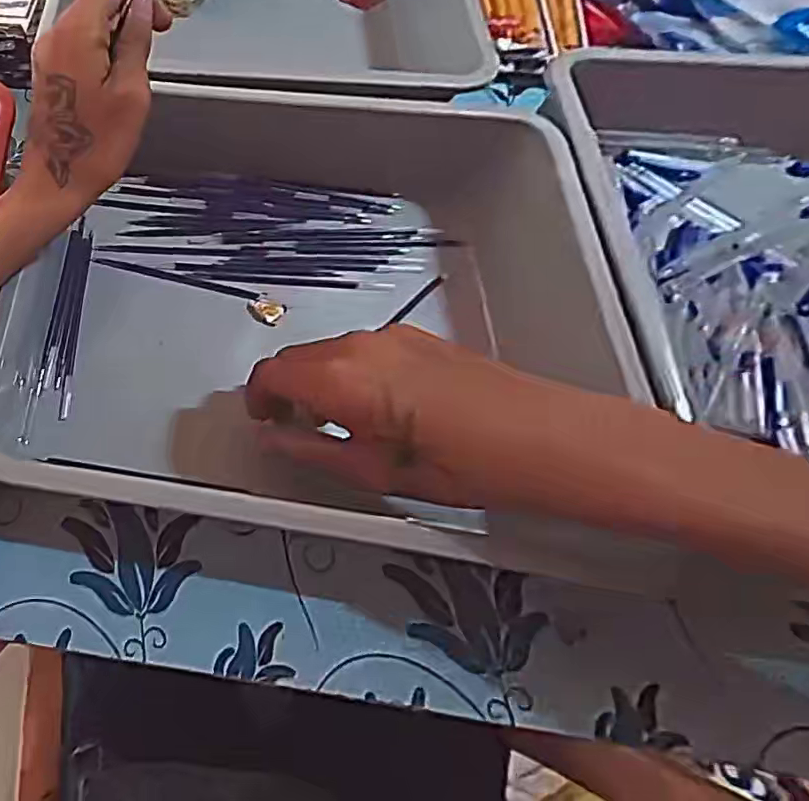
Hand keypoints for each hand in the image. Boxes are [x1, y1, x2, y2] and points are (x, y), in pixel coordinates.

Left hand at [16, 0, 171, 214]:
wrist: (58, 180)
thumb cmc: (94, 146)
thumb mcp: (132, 90)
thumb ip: (137, 38)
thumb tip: (144, 1)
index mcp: (76, 33)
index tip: (159, 21)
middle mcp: (54, 35)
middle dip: (130, 15)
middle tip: (150, 48)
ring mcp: (47, 52)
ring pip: (88, 20)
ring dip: (116, 35)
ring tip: (131, 72)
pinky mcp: (47, 69)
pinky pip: (77, 42)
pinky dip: (100, 49)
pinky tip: (112, 80)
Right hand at [243, 325, 601, 509]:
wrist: (551, 439)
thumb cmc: (472, 463)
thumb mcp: (376, 472)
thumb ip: (311, 450)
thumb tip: (275, 438)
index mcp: (343, 377)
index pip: (271, 373)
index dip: (257, 398)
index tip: (264, 420)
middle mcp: (360, 345)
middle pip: (294, 358)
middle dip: (283, 390)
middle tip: (294, 428)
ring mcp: (389, 336)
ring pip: (325, 351)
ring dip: (314, 380)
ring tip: (340, 424)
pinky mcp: (413, 336)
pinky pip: (357, 348)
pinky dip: (345, 372)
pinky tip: (374, 407)